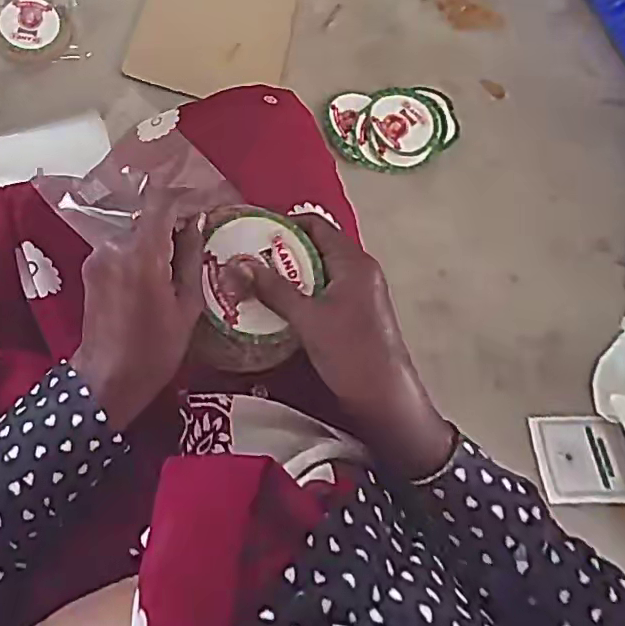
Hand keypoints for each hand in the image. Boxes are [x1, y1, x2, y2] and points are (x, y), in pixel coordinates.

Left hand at [69, 193, 206, 427]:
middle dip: (173, 226)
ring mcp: (98, 255)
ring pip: (136, 233)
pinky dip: (139, 253)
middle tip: (196, 242)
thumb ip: (192, 256)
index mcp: (142, 253)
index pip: (162, 203)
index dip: (185, 198)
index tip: (203, 205)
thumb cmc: (155, 348)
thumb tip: (198, 221)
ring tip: (176, 266)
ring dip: (156, 241)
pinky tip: (153, 277)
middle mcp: (115, 246)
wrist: (107, 380)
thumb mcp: (187, 304)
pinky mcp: (91, 266)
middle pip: (149, 219)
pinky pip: (122, 248)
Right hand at [229, 215, 452, 476]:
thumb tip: (239, 264)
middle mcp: (359, 270)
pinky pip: (322, 290)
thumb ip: (273, 289)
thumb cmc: (351, 354)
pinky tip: (276, 304)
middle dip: (281, 250)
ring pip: (317, 270)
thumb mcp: (307, 320)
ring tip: (254, 279)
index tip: (252, 230)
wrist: (385, 401)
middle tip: (247, 257)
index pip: (315, 225)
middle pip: (315, 246)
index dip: (283, 224)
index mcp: (353, 262)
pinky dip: (300, 292)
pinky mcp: (354, 313)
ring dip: (288, 274)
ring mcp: (359, 292)